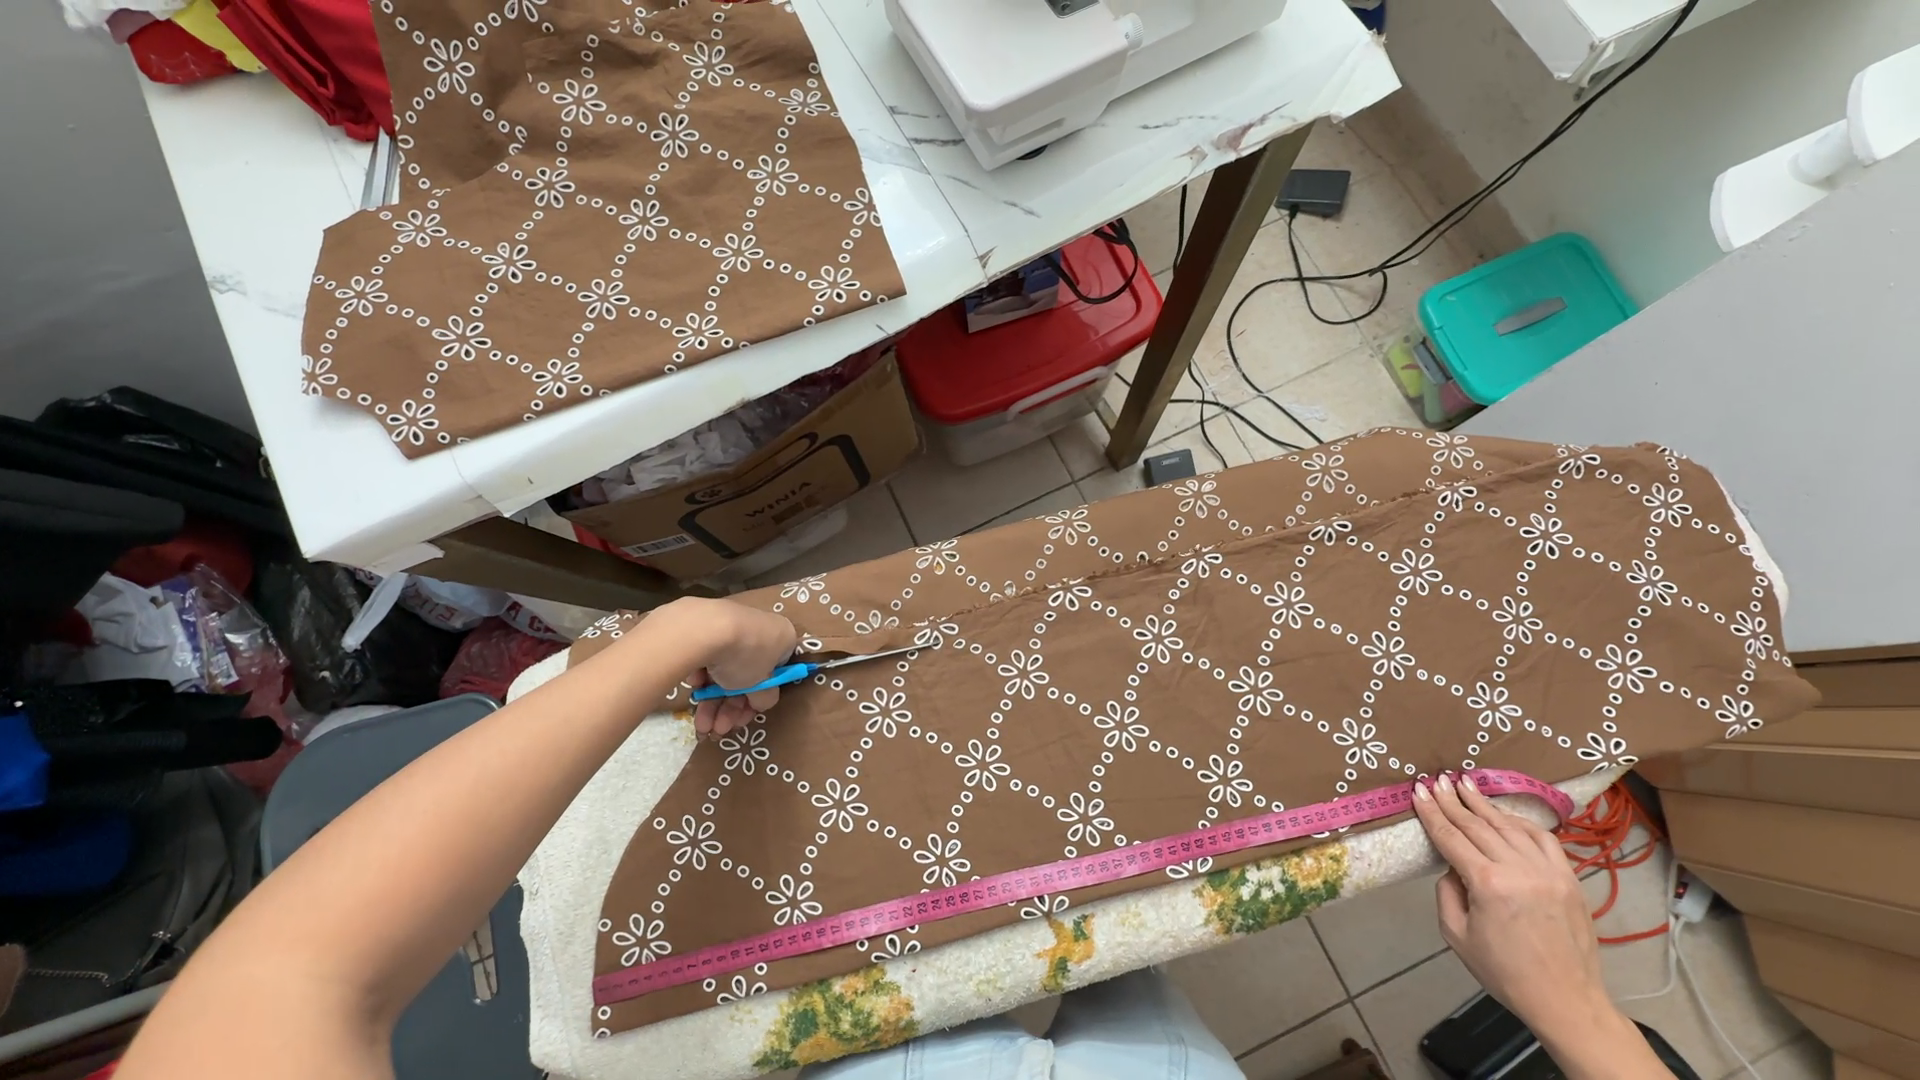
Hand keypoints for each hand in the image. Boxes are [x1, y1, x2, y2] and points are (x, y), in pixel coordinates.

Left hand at [655, 598, 795, 738]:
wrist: (706, 629)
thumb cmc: (746, 656)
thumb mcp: (762, 685)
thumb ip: (765, 697)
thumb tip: (760, 702)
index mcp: (783, 637)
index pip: (775, 673)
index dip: (757, 700)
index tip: (742, 719)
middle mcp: (760, 628)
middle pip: (746, 675)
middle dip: (730, 709)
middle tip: (718, 731)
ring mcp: (731, 626)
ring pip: (724, 670)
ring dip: (713, 704)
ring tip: (702, 727)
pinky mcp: (703, 627)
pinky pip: (707, 657)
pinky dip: (701, 677)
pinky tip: (693, 690)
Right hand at [1412, 773, 1610, 1037]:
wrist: (1566, 1001)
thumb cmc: (1504, 972)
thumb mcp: (1457, 935)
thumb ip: (1448, 892)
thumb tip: (1454, 866)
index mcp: (1488, 884)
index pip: (1451, 837)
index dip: (1431, 812)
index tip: (1418, 790)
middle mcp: (1519, 869)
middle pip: (1478, 825)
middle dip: (1453, 801)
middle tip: (1437, 780)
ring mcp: (1549, 871)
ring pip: (1510, 826)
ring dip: (1484, 804)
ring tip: (1465, 784)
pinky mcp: (1569, 878)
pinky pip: (1544, 839)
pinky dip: (1521, 822)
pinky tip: (1505, 814)